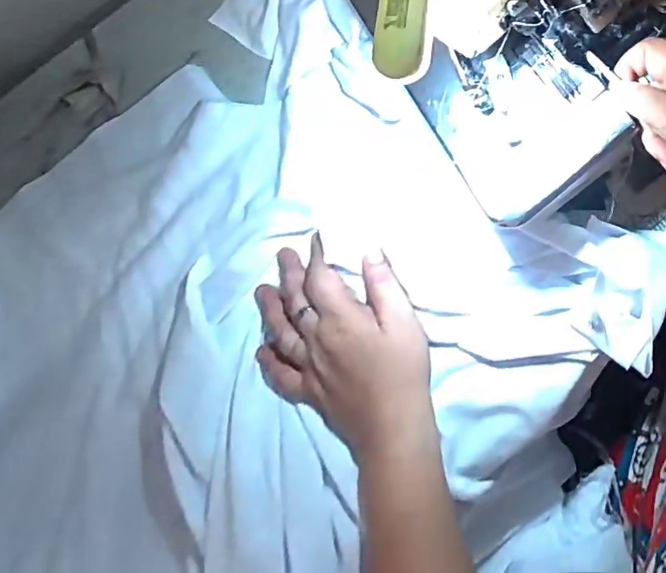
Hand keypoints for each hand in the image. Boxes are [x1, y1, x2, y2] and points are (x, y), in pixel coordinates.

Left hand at [255, 235, 436, 458]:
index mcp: (340, 319)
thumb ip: (384, 285)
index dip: (316, 256)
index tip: (316, 239)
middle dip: (289, 275)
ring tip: (261, 292)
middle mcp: (317, 340)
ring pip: (282, 333)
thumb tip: (368, 253)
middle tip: (282, 255)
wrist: (392, 427)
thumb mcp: (404, 320)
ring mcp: (309, 368)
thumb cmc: (403, 369)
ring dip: (270, 310)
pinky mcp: (309, 393)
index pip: (320, 279)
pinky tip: (262, 351)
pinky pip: (281, 375)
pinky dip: (268, 361)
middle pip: (296, 302)